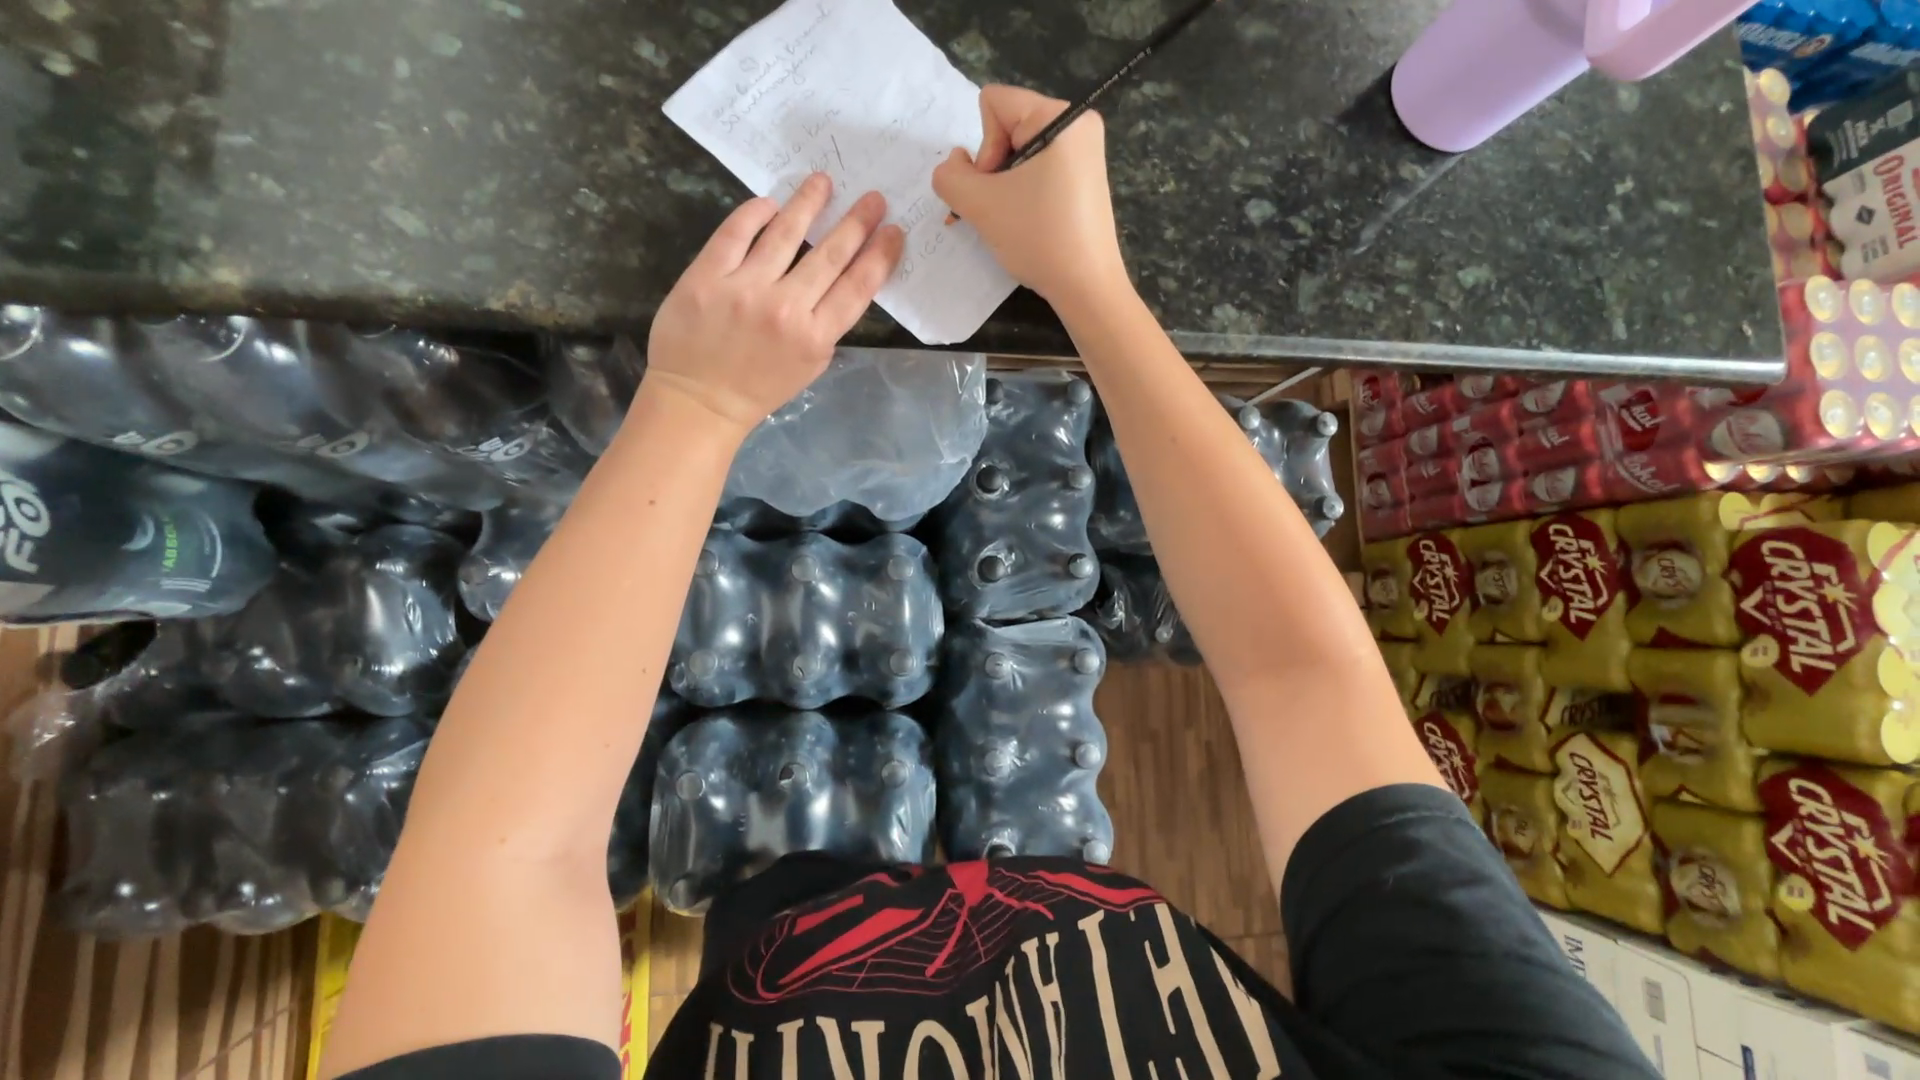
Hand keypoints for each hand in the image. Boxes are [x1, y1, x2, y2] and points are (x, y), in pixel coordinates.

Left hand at [645, 174, 903, 432]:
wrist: (699, 401)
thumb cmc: (759, 388)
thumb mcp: (809, 365)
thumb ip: (827, 324)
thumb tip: (841, 277)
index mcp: (815, 337)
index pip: (857, 287)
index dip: (879, 255)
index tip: (893, 231)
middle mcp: (785, 309)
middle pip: (829, 256)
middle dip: (856, 223)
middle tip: (873, 197)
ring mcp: (744, 289)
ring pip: (784, 234)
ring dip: (808, 204)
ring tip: (822, 182)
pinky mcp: (706, 276)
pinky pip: (736, 233)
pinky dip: (755, 214)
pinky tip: (770, 203)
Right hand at [933, 86, 1127, 308]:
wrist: (1087, 287)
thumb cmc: (1038, 238)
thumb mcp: (981, 204)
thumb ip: (950, 176)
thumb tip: (954, 163)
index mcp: (1062, 116)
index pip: (994, 103)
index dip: (983, 147)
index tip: (997, 186)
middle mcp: (1078, 125)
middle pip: (1006, 127)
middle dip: (993, 169)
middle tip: (1001, 207)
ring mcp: (1084, 154)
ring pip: (1019, 154)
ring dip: (1003, 186)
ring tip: (1012, 219)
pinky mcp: (1084, 181)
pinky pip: (1038, 171)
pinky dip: (1023, 194)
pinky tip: (1027, 223)